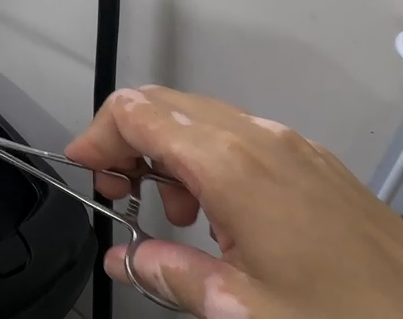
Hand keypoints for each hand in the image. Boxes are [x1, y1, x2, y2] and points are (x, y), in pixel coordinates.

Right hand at [65, 86, 402, 318]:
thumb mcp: (245, 311)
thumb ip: (169, 273)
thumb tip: (123, 260)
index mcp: (229, 162)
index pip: (133, 112)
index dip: (95, 136)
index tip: (83, 172)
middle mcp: (258, 138)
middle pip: (160, 104)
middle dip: (125, 140)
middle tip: (117, 194)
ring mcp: (293, 147)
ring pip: (198, 117)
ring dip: (165, 150)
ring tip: (170, 214)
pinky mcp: (319, 166)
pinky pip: (239, 136)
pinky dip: (206, 157)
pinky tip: (220, 216)